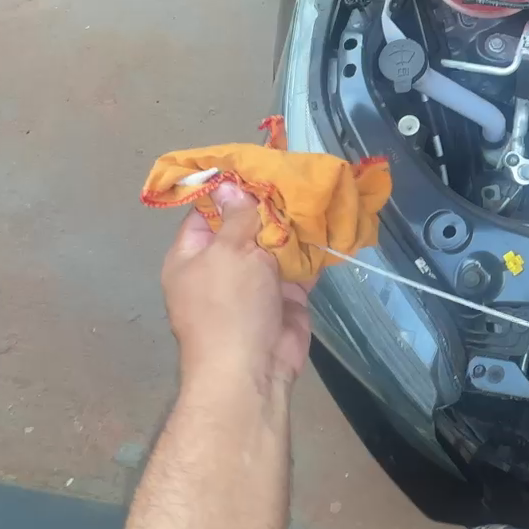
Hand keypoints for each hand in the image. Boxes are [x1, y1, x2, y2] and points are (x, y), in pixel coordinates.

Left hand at [161, 182, 312, 393]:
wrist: (255, 363)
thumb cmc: (229, 305)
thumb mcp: (228, 252)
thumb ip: (238, 217)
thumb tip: (229, 184)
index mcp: (193, 256)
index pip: (208, 212)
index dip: (230, 189)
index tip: (258, 164)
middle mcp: (224, 264)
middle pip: (249, 223)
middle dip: (273, 202)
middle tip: (300, 172)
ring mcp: (257, 279)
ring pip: (279, 240)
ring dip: (299, 221)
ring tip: (323, 189)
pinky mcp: (288, 291)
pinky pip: (303, 261)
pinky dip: (317, 245)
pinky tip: (335, 220)